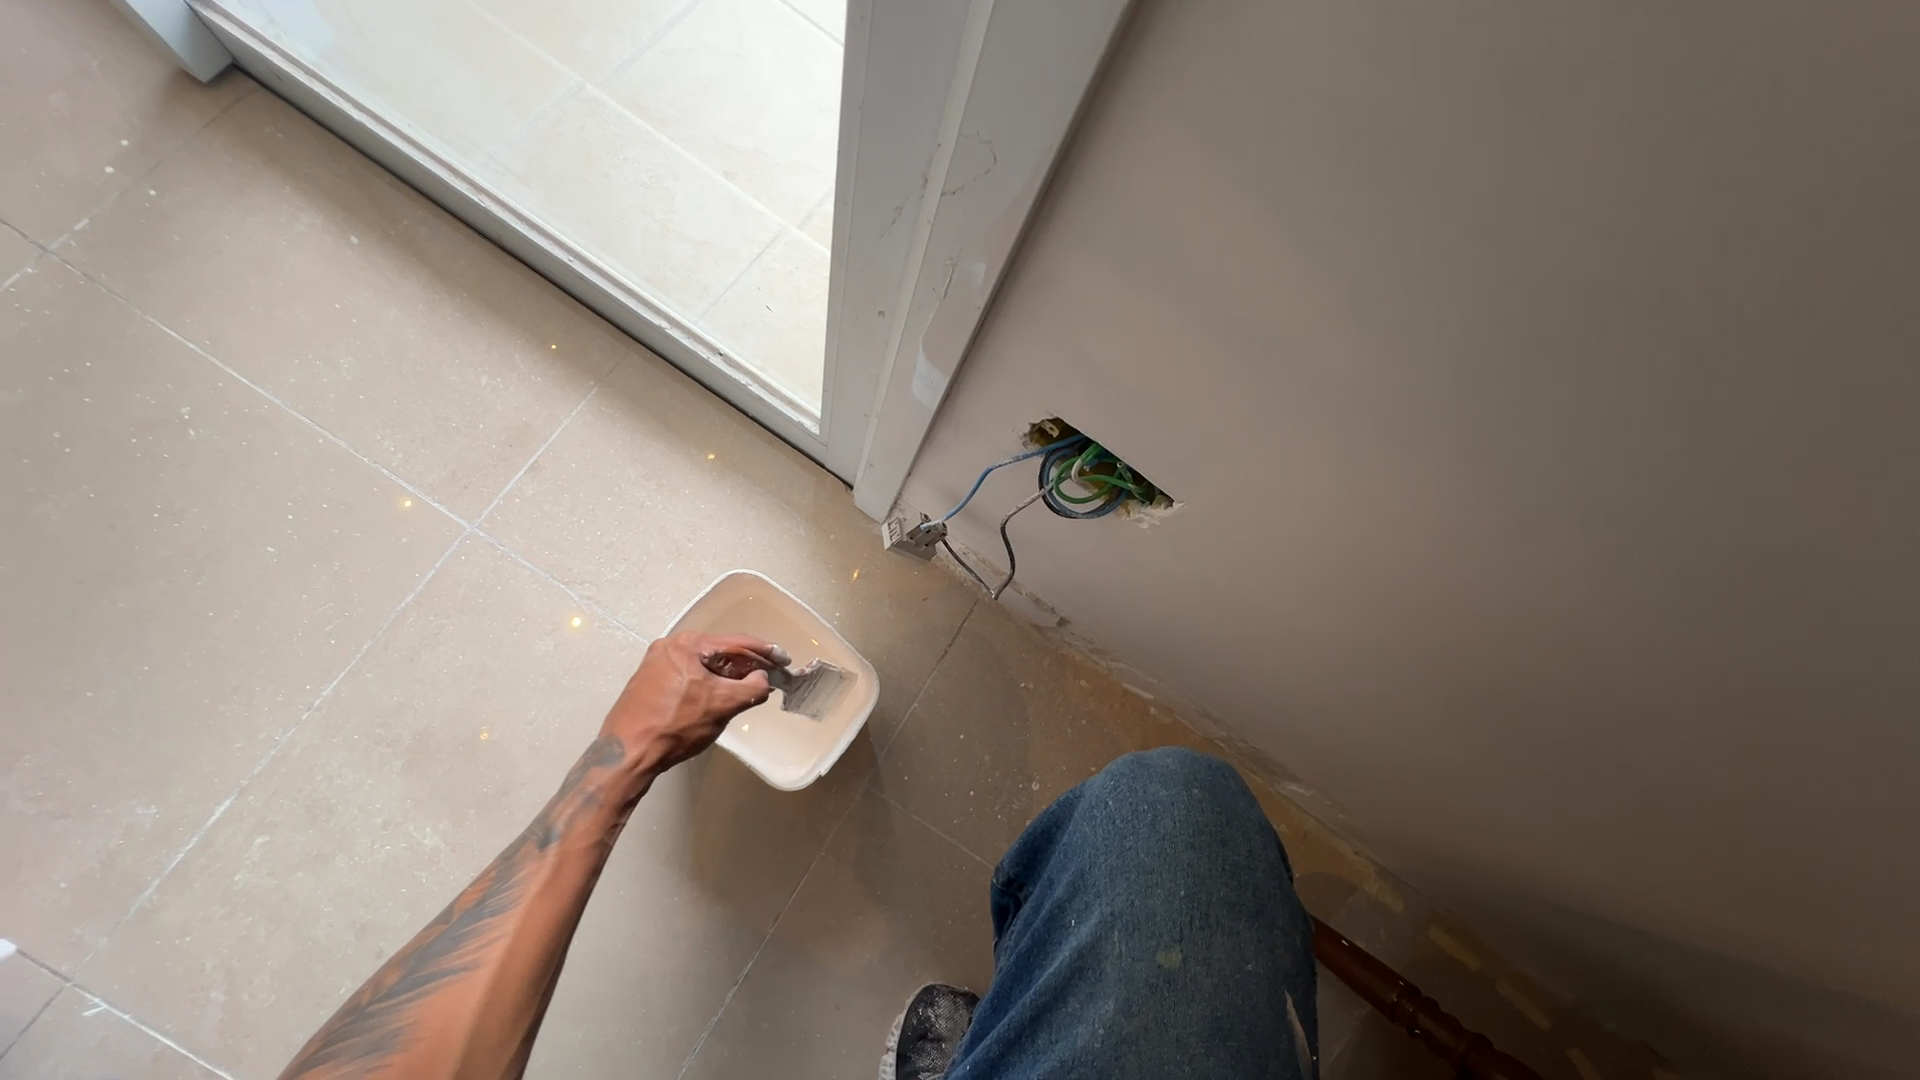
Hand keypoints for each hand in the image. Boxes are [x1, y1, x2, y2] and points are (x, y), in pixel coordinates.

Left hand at [601, 632, 784, 776]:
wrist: (627, 754)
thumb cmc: (675, 725)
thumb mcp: (722, 705)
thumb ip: (751, 688)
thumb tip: (763, 679)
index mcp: (687, 644)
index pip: (736, 643)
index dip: (765, 652)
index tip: (784, 661)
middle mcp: (669, 647)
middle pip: (719, 652)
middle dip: (745, 665)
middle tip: (767, 677)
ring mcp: (656, 664)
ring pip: (703, 665)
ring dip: (727, 677)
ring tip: (747, 690)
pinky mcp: (649, 683)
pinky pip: (688, 676)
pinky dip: (707, 684)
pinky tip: (718, 698)